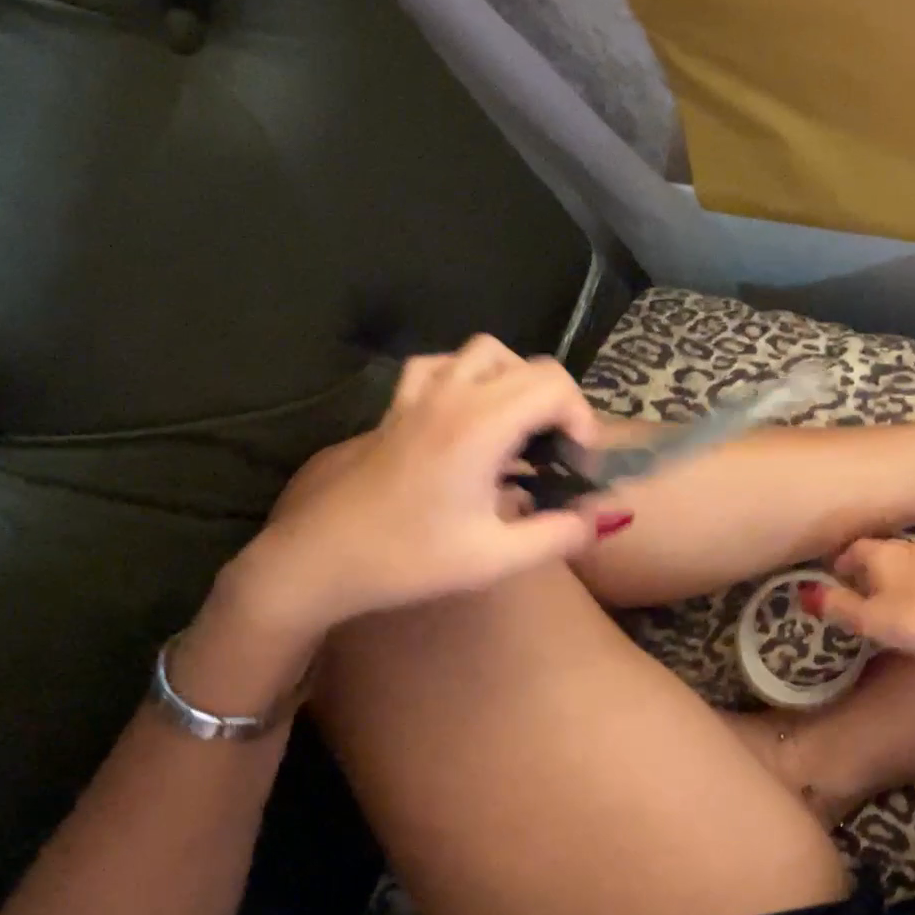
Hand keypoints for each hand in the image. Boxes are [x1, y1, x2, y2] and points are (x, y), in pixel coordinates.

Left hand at [235, 335, 620, 635]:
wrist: (314, 562)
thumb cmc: (405, 560)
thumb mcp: (494, 558)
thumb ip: (558, 535)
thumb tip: (601, 519)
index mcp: (480, 427)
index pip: (555, 388)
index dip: (582, 420)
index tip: (577, 463)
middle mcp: (454, 398)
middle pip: (533, 367)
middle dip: (561, 404)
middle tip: (559, 452)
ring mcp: (420, 397)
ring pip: (487, 352)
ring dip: (518, 380)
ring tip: (521, 425)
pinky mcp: (397, 408)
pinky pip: (441, 365)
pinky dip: (468, 376)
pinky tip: (470, 412)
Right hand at [810, 539, 914, 658]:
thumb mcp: (869, 618)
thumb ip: (838, 605)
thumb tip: (807, 592)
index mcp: (882, 552)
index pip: (854, 547)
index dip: (841, 561)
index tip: (833, 576)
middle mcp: (906, 547)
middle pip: (878, 551)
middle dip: (863, 566)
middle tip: (852, 586)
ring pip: (900, 560)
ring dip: (886, 574)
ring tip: (878, 597)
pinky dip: (907, 582)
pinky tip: (909, 602)